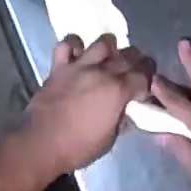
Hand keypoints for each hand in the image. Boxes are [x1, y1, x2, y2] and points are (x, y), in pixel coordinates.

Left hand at [11, 34, 153, 179]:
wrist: (40, 143)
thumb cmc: (78, 146)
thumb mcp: (109, 139)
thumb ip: (121, 119)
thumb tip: (127, 110)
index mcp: (118, 90)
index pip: (143, 74)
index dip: (149, 77)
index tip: (147, 83)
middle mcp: (102, 72)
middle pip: (128, 55)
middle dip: (137, 60)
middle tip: (136, 69)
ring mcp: (79, 66)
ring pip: (102, 43)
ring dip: (110, 48)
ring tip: (109, 57)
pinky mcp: (59, 66)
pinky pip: (67, 44)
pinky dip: (74, 45)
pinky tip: (78, 54)